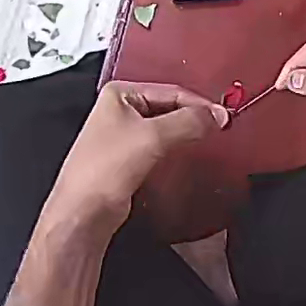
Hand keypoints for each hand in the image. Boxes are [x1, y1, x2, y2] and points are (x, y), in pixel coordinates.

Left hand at [47, 82, 228, 227]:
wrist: (83, 214)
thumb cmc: (105, 170)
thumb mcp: (153, 136)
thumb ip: (189, 122)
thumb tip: (217, 115)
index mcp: (120, 94)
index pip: (171, 91)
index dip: (199, 104)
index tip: (222, 116)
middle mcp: (120, 110)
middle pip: (170, 107)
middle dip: (194, 118)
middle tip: (219, 128)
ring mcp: (124, 134)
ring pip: (167, 127)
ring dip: (187, 133)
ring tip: (208, 140)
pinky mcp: (129, 157)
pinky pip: (161, 145)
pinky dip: (177, 147)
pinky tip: (188, 154)